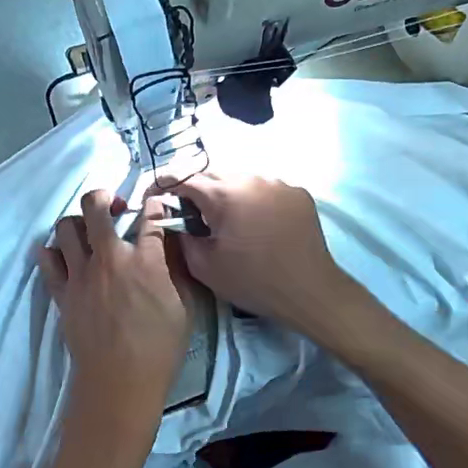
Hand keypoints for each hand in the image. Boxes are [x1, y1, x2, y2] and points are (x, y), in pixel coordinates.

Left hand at [38, 190, 189, 432]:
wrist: (118, 384)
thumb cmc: (159, 348)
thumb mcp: (184, 307)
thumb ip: (176, 270)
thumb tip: (170, 246)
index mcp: (145, 261)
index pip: (150, 216)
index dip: (154, 205)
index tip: (155, 206)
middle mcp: (109, 258)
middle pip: (95, 207)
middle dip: (104, 197)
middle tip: (114, 208)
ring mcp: (80, 274)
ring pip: (65, 227)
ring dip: (78, 222)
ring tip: (88, 232)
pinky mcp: (61, 293)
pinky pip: (46, 260)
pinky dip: (52, 251)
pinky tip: (62, 254)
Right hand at [170, 173, 370, 342]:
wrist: (309, 291)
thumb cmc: (253, 281)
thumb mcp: (204, 266)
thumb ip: (181, 236)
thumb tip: (172, 219)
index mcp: (223, 195)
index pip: (184, 178)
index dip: (166, 188)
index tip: (157, 201)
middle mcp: (250, 178)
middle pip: (213, 176)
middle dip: (198, 192)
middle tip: (193, 216)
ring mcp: (278, 183)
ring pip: (242, 180)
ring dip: (230, 195)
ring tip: (231, 222)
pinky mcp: (297, 192)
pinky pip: (267, 190)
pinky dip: (256, 201)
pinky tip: (260, 224)